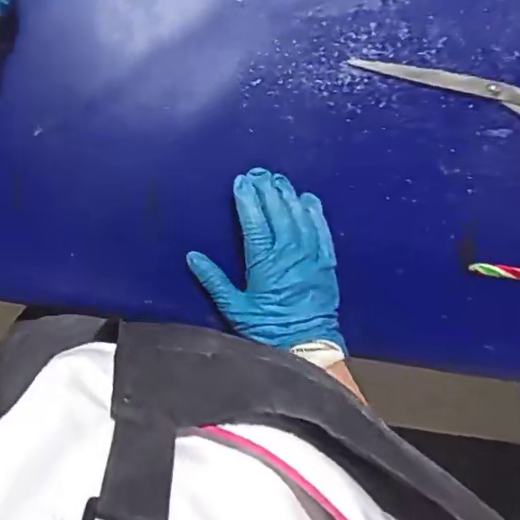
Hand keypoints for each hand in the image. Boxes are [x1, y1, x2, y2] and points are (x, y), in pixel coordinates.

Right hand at [186, 169, 344, 350]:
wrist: (307, 346)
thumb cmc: (267, 328)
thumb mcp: (234, 308)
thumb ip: (213, 280)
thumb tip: (193, 257)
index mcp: (265, 263)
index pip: (255, 222)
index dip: (247, 200)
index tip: (241, 182)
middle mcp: (290, 254)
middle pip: (278, 213)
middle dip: (267, 190)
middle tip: (258, 172)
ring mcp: (311, 257)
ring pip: (299, 217)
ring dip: (288, 196)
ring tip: (277, 179)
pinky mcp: (326, 263)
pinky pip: (322, 230)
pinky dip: (315, 213)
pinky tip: (307, 199)